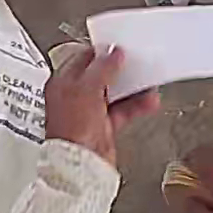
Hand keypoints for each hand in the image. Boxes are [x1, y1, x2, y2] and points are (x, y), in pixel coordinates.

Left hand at [43, 44, 160, 163]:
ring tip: (149, 80)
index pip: (82, 58)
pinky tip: (149, 100)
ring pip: (115, 92)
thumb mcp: (87, 89)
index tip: (118, 45)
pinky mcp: (104, 126)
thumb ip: (102, 68)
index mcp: (62, 83)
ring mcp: (89, 112)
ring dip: (133, 87)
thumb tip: (113, 53)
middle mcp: (74, 96)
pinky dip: (137, 105)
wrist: (80, 166)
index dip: (101, 51)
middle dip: (120, 69)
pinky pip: (123, 110)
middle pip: (100, 75)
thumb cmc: (72, 130)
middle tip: (136, 61)